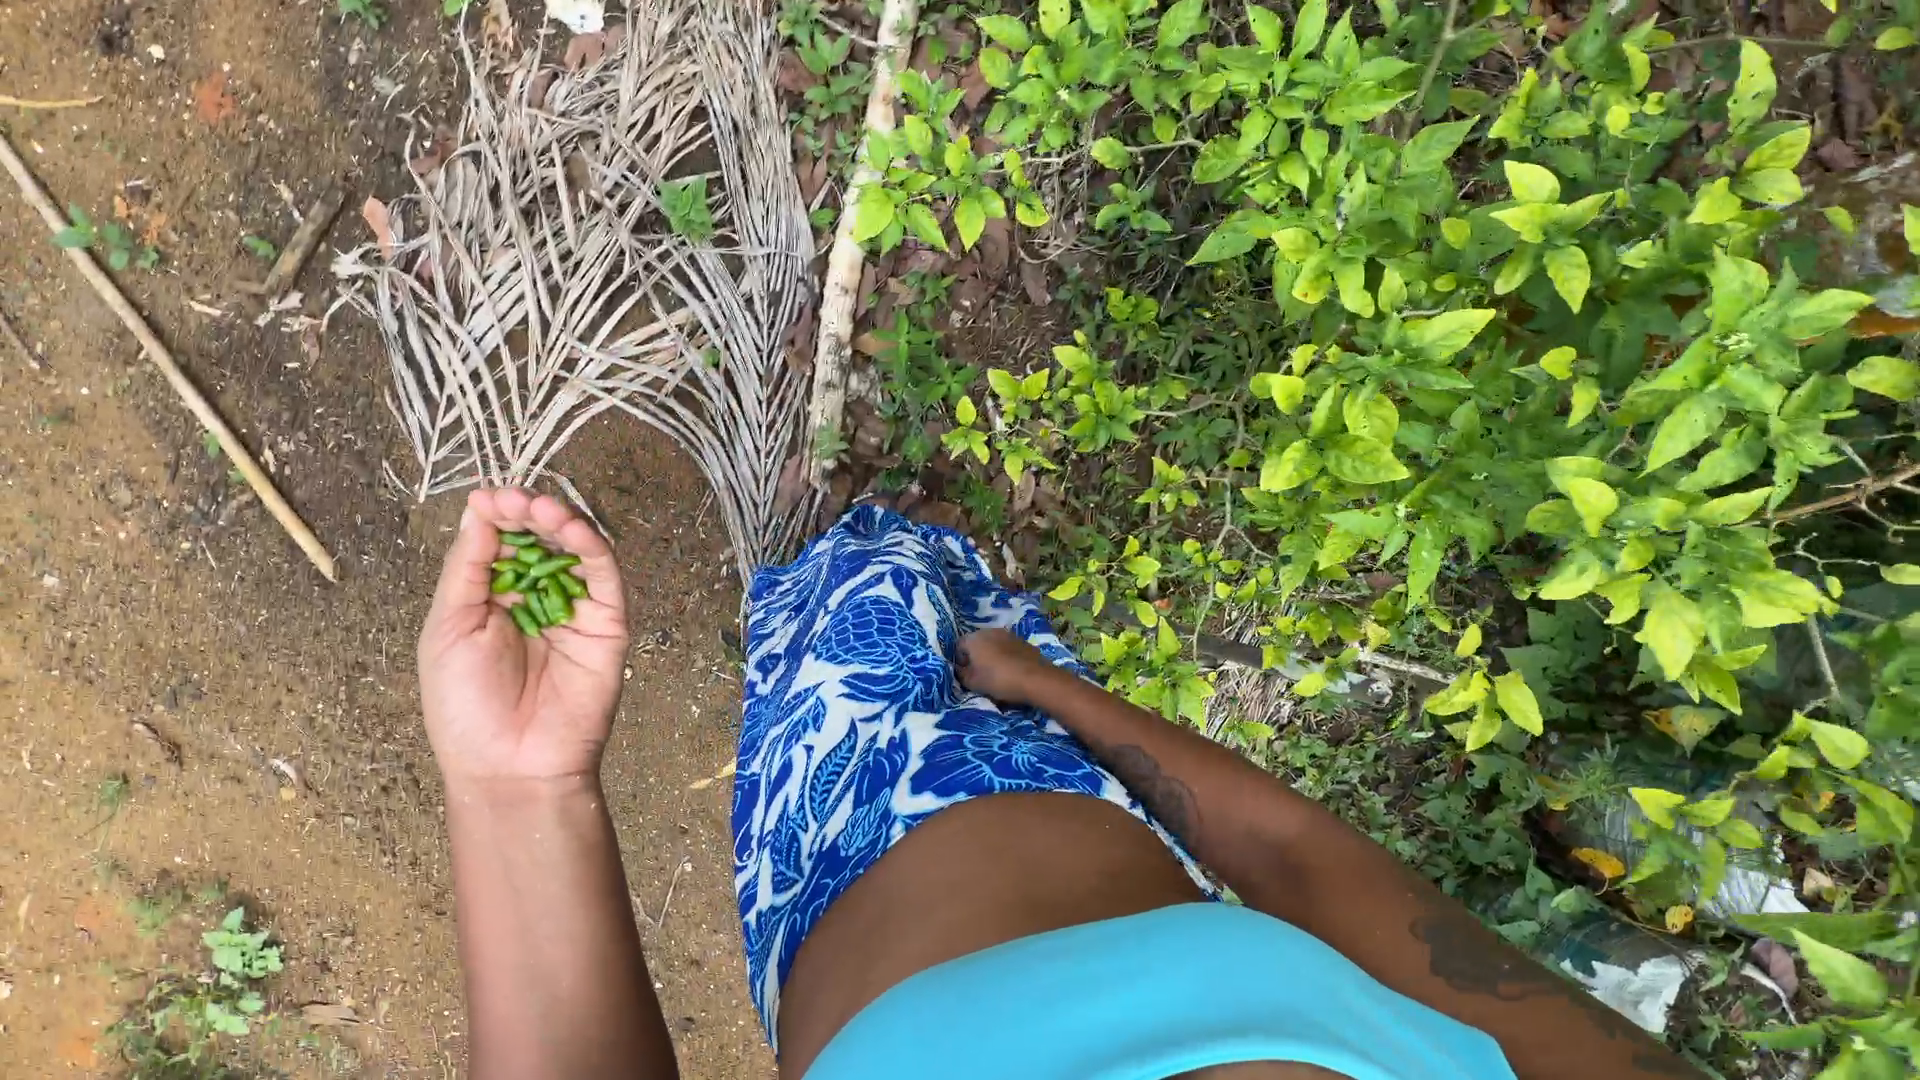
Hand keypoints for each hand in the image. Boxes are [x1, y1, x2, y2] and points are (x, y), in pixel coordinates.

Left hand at [418, 488, 628, 788]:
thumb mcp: (449, 627)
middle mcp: (538, 596)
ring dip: (559, 521)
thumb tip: (479, 509)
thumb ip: (469, 568)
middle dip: (527, 513)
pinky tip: (568, 528)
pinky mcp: (609, 621)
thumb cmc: (466, 705)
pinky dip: (590, 545)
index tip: (489, 497)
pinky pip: (604, 575)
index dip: (498, 516)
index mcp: (494, 598)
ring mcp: (577, 608)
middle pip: (540, 539)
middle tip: (513, 499)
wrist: (510, 765)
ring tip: (538, 508)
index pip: (502, 542)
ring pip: (576, 549)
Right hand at [956, 628, 1059, 707]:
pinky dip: (1006, 656)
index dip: (960, 660)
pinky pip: (1008, 648)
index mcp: (974, 638)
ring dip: (992, 655)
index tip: (966, 674)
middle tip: (980, 674)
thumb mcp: (973, 682)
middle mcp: (990, 631)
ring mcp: (1009, 634)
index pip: (959, 645)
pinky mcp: (1023, 641)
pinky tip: (1011, 670)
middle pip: (977, 642)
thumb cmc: (998, 679)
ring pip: (994, 644)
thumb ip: (961, 674)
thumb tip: (959, 669)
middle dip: (976, 656)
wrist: (1036, 679)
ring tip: (997, 673)